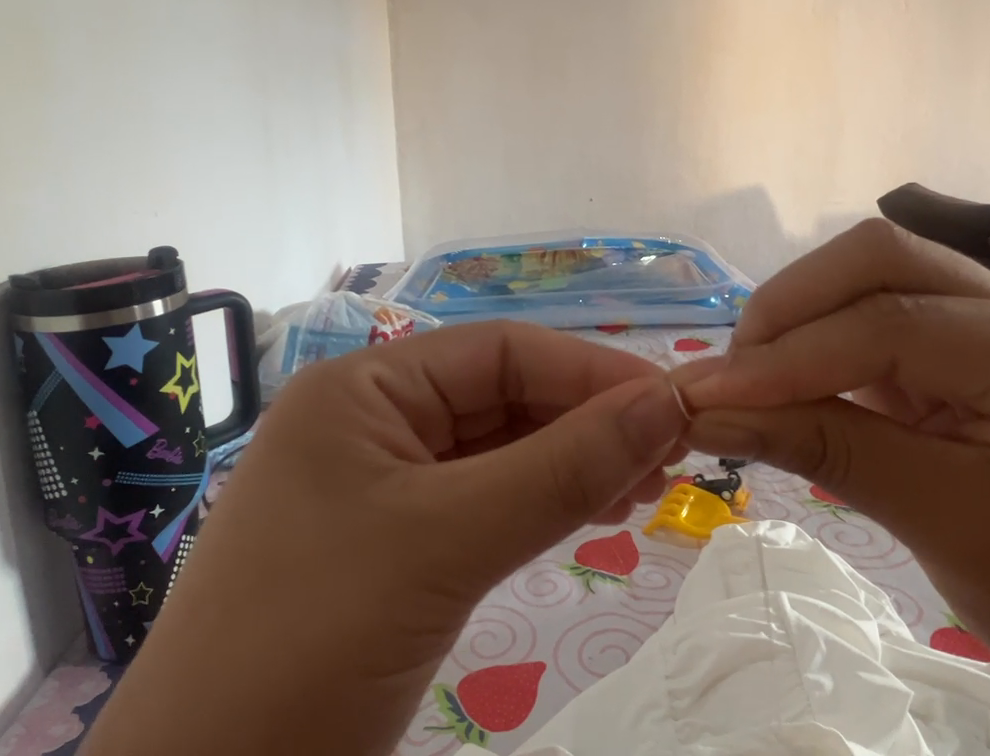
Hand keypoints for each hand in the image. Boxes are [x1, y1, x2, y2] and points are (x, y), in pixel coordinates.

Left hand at [82, 322, 688, 755]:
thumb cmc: (314, 638)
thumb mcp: (448, 543)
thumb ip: (562, 467)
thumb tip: (668, 401)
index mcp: (361, 388)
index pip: (499, 350)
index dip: (591, 371)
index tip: (674, 405)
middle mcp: (367, 421)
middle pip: (500, 396)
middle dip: (585, 420)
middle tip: (671, 458)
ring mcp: (375, 485)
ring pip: (495, 451)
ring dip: (570, 462)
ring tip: (643, 490)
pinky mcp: (388, 545)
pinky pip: (479, 502)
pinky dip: (538, 504)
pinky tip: (589, 515)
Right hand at [674, 218, 989, 755]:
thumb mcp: (941, 523)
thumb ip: (824, 449)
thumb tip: (706, 413)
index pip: (895, 324)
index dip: (790, 356)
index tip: (705, 393)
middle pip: (884, 258)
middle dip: (792, 306)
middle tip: (731, 373)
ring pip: (876, 275)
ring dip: (801, 317)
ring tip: (748, 377)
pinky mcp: (973, 344)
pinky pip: (882, 315)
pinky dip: (823, 342)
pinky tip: (789, 380)